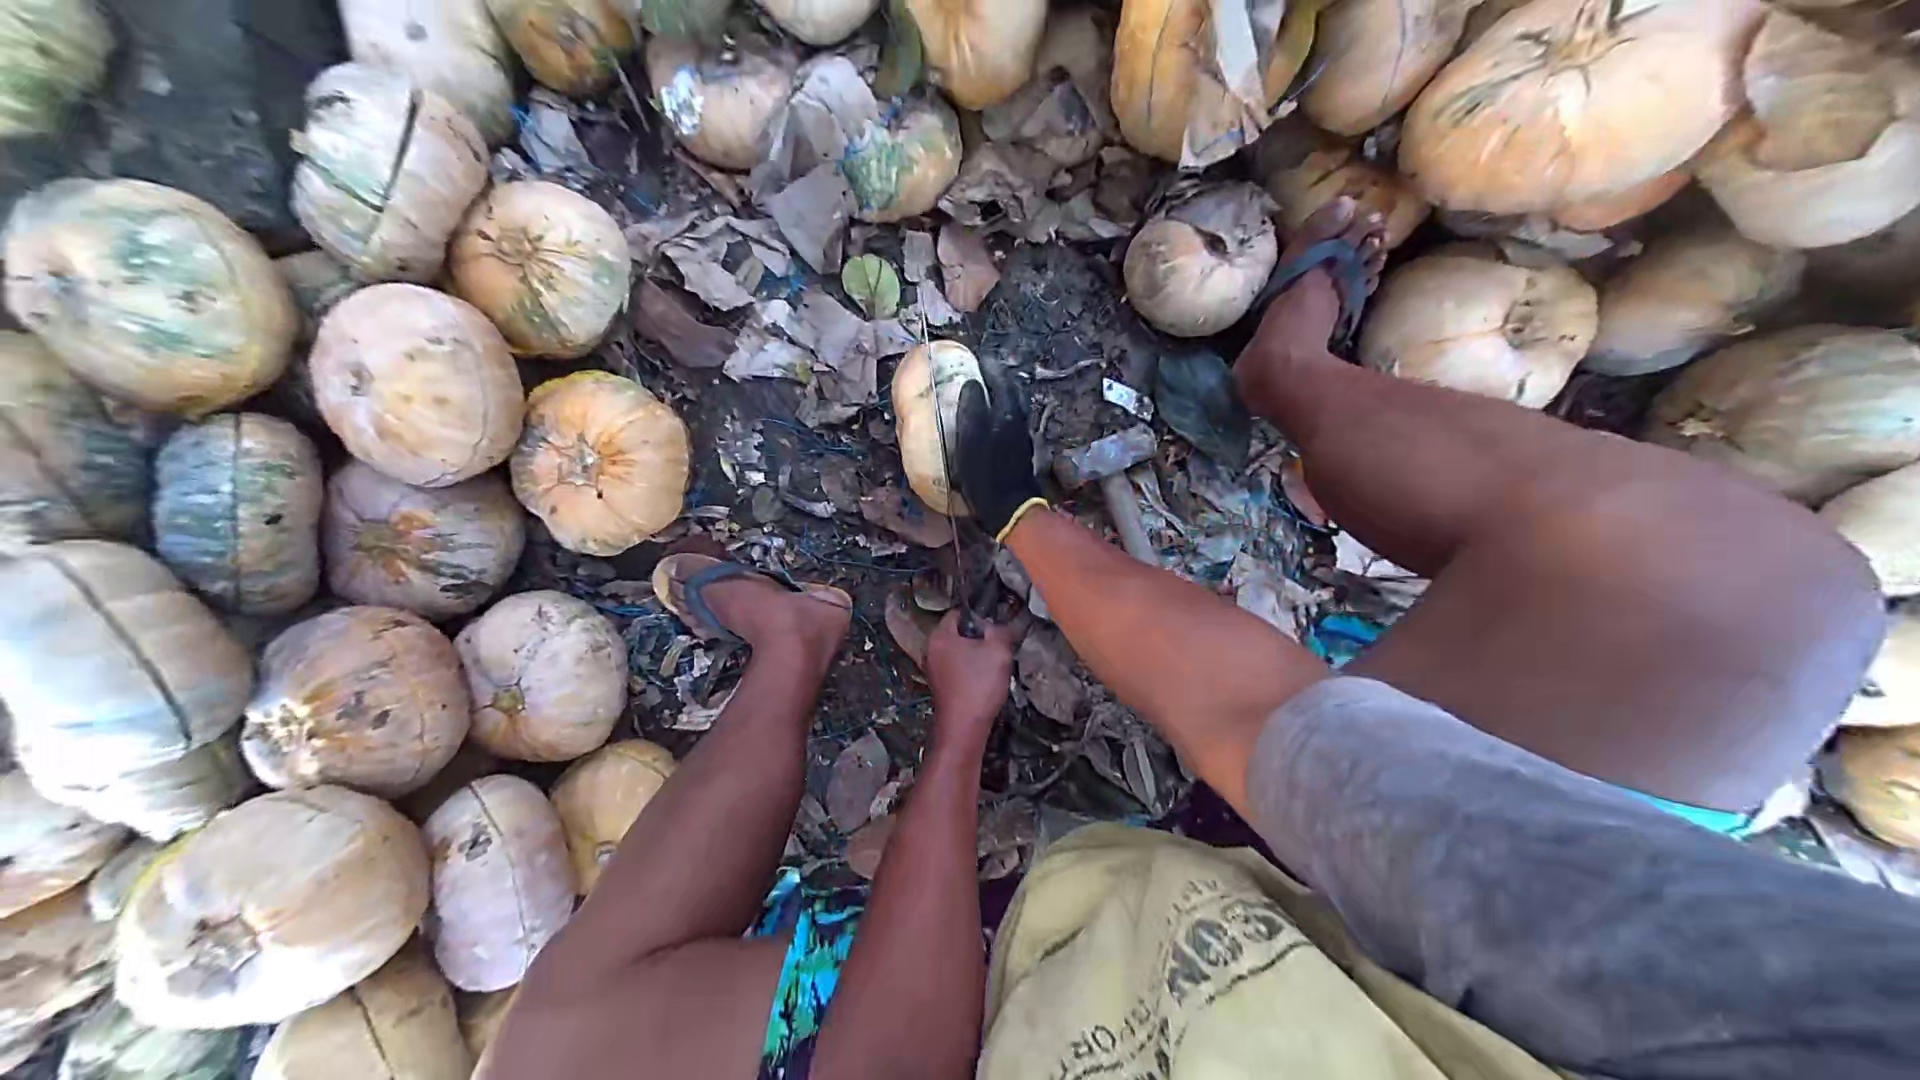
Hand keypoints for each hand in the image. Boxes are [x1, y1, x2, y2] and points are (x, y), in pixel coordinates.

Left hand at [924, 611, 1013, 755]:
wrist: (963, 727)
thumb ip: (1000, 630)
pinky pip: (955, 667)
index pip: (958, 612)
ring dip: (974, 654)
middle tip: (997, 646)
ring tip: (992, 664)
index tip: (995, 625)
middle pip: (958, 632)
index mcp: (940, 635)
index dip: (979, 615)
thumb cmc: (978, 685)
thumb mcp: (998, 652)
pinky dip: (968, 669)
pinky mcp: (938, 684)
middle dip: (978, 637)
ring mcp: (932, 668)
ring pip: (957, 651)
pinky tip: (982, 679)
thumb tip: (998, 625)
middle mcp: (930, 648)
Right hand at [956, 359, 1044, 539]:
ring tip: (985, 392)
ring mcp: (1024, 433)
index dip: (988, 366)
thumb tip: (973, 384)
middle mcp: (1019, 418)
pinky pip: (1014, 418)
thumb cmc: (985, 474)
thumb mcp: (971, 440)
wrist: (1010, 506)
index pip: (1000, 378)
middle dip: (997, 377)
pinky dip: (1003, 409)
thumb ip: (972, 409)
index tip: (976, 358)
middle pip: (1012, 388)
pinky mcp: (1023, 447)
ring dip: (1002, 393)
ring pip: (1015, 403)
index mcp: (1006, 412)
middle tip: (980, 372)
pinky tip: (992, 418)